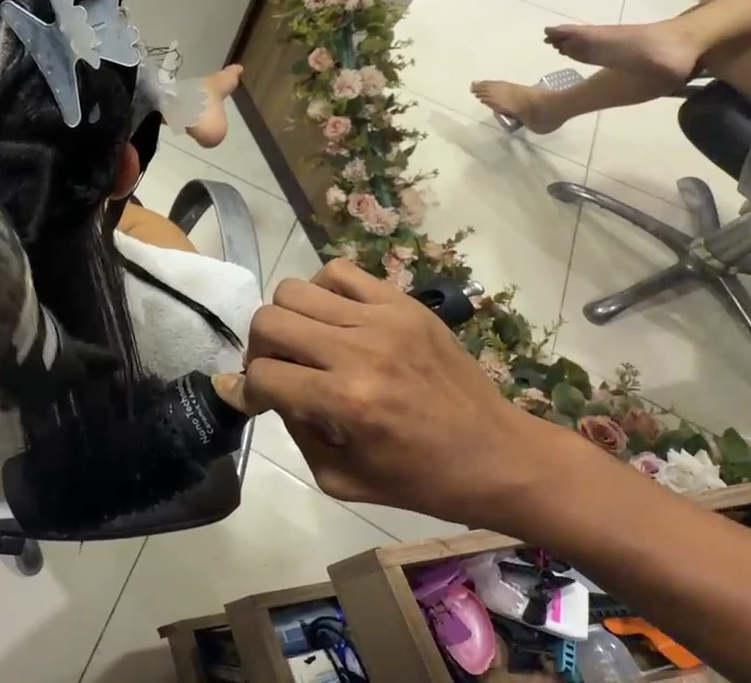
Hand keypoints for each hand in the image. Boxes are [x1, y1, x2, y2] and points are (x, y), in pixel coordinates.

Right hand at [214, 259, 579, 530]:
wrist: (502, 456)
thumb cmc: (422, 479)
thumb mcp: (342, 478)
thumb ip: (291, 429)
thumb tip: (252, 387)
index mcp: (347, 401)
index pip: (263, 375)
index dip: (247, 391)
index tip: (253, 400)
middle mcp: (360, 352)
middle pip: (268, 321)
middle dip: (259, 349)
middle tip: (278, 368)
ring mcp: (384, 320)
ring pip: (293, 290)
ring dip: (286, 319)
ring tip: (306, 342)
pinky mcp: (403, 303)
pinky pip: (338, 272)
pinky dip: (321, 291)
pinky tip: (334, 319)